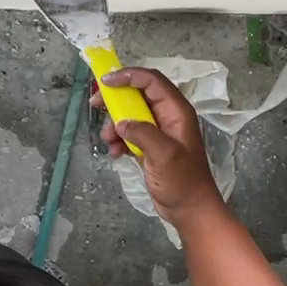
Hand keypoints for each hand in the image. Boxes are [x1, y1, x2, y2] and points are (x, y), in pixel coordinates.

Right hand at [93, 68, 225, 227]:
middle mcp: (168, 117)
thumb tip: (121, 123)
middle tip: (96, 104)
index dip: (128, 76)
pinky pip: (129, 134)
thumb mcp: (164, 154)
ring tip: (109, 140)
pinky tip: (116, 153)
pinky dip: (119, 140)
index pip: (151, 81)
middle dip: (116, 99)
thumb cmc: (183, 181)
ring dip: (115, 124)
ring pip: (130, 115)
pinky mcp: (150, 147)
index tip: (105, 82)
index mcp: (176, 111)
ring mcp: (158, 132)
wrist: (190, 210)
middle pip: (138, 95)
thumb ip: (142, 133)